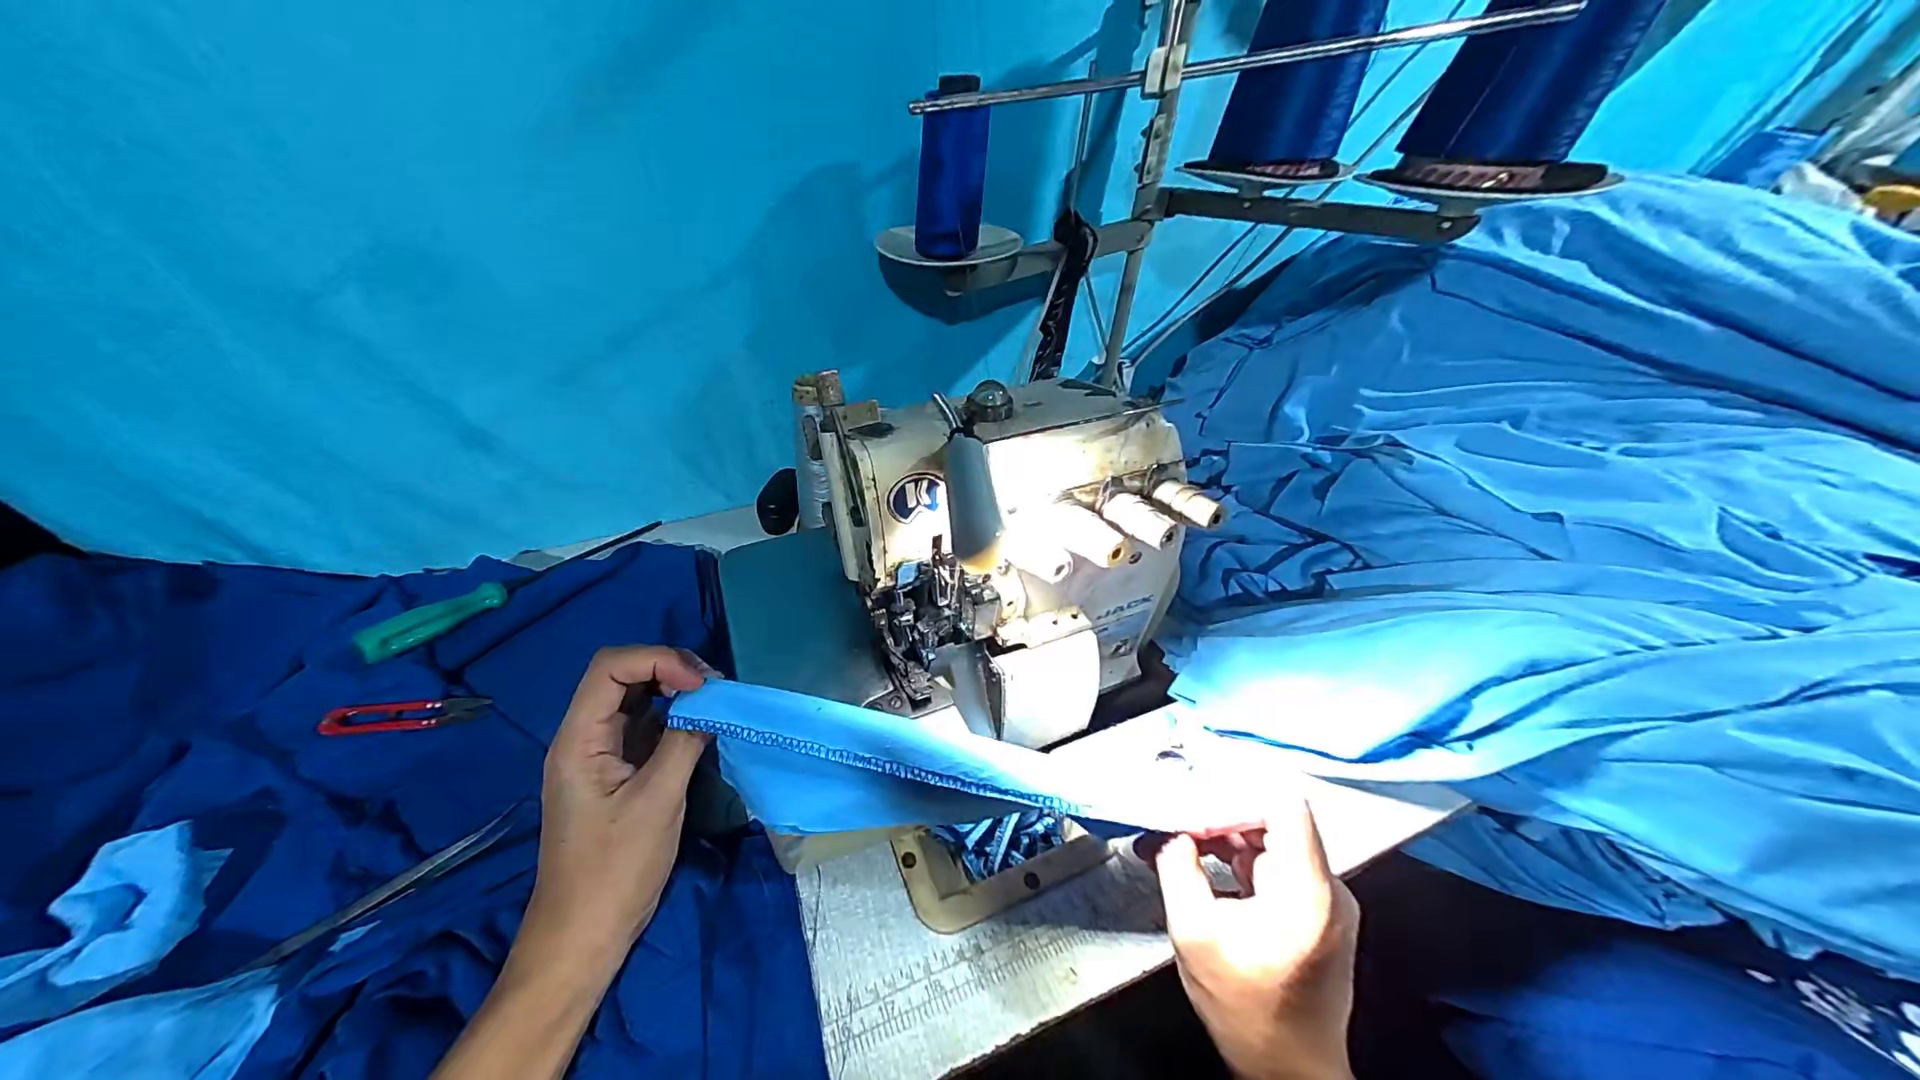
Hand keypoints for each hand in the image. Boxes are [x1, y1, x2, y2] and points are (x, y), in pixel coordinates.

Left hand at [432, 646, 713, 1079]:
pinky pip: (645, 725)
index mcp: (579, 740)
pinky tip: (701, 725)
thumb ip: (684, 742)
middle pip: (622, 675)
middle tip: (714, 689)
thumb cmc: (615, 870)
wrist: (583, 936)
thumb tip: (712, 703)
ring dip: (675, 690)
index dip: (658, 660)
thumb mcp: (658, 801)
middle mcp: (583, 737)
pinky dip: (675, 716)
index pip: (611, 667)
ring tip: (714, 702)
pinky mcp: (616, 771)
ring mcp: (599, 754)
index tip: (700, 685)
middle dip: (669, 669)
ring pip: (635, 698)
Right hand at [1153, 802, 1359, 1079]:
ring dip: (1223, 834)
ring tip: (1181, 838)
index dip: (1237, 787)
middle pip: (1274, 819)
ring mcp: (1324, 898)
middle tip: (1177, 814)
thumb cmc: (1247, 1013)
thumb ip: (1178, 868)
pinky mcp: (1314, 908)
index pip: (1284, 805)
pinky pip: (1273, 862)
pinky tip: (1201, 861)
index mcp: (1307, 893)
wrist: (1288, 1069)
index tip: (1196, 788)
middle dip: (1219, 811)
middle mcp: (1326, 889)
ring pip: (1270, 839)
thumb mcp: (1193, 934)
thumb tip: (1172, 832)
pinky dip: (1236, 856)